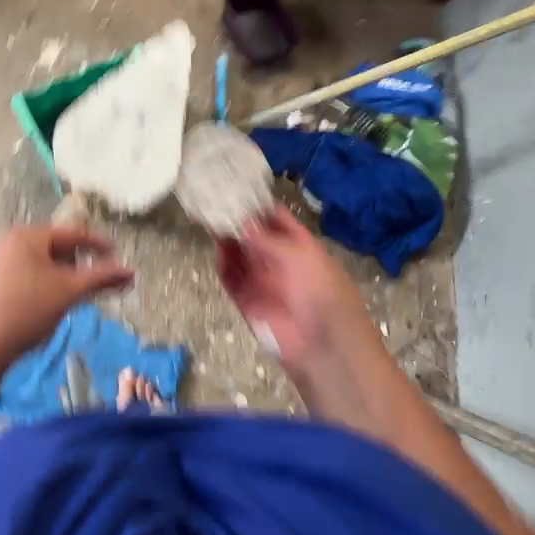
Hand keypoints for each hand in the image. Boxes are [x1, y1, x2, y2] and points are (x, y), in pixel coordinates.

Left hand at [0, 225, 134, 362]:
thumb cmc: (28, 310)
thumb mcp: (69, 292)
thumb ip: (101, 278)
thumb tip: (131, 271)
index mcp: (26, 236)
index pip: (71, 234)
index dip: (98, 244)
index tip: (117, 256)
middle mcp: (8, 241)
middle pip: (55, 247)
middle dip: (79, 264)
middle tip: (97, 282)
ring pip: (40, 263)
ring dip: (63, 276)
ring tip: (76, 295)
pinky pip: (25, 274)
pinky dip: (44, 284)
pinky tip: (51, 304)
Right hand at [216, 205, 376, 371]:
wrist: (324, 346)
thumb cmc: (321, 292)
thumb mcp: (300, 257)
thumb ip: (267, 238)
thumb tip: (242, 219)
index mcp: (300, 246)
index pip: (276, 219)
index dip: (257, 204)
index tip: (235, 188)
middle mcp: (279, 261)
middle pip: (252, 235)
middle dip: (236, 221)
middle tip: (215, 204)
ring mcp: (263, 281)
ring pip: (239, 255)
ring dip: (226, 240)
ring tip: (211, 222)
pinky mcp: (247, 301)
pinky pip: (231, 279)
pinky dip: (223, 264)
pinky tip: (218, 250)